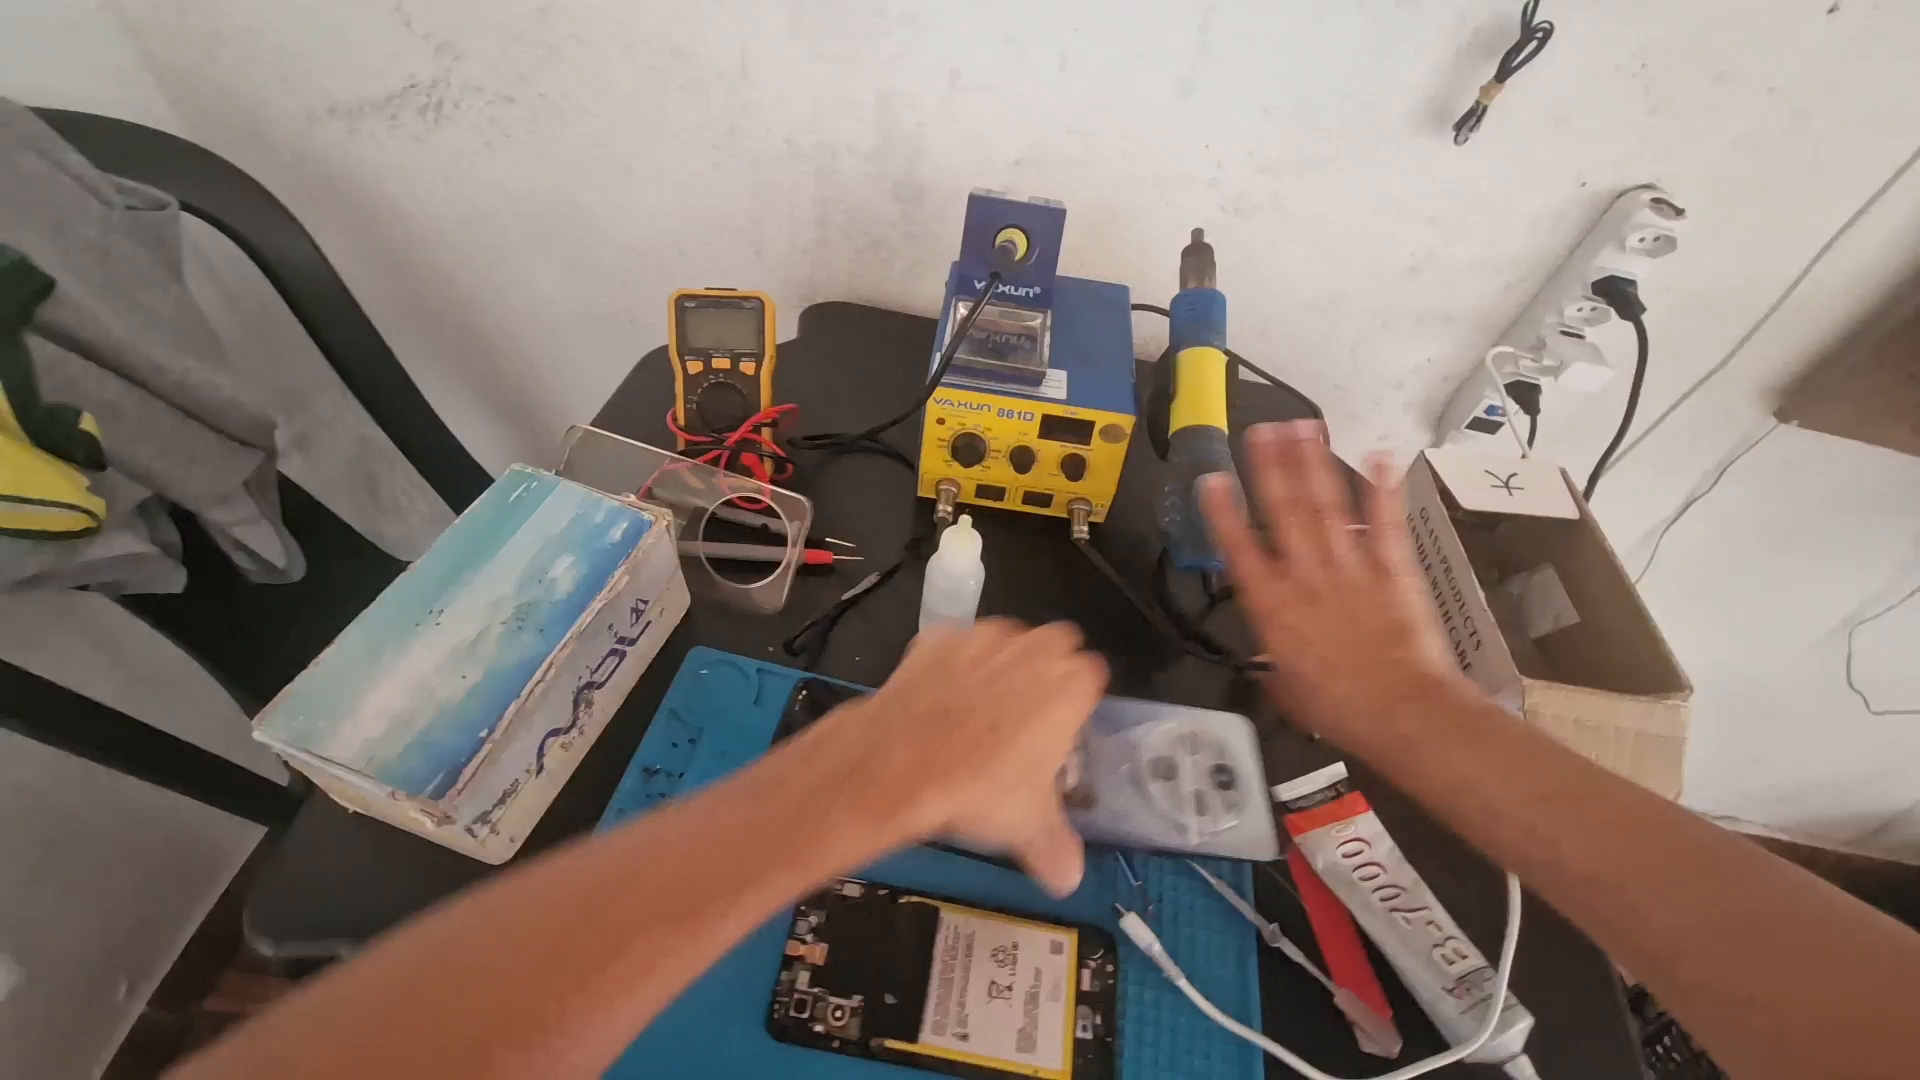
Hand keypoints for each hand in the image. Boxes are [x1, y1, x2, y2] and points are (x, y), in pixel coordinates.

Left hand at [799, 619, 1106, 895]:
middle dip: (1046, 669)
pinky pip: (955, 645)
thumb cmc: (980, 788)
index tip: (1063, 725)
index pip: (1093, 672)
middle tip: (1028, 713)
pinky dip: (952, 664)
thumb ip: (1057, 848)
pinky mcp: (938, 636)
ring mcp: (982, 636)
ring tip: (979, 708)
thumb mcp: (1028, 827)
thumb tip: (1068, 879)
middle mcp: (1032, 647)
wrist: (900, 762)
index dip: (1078, 698)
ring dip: (1000, 663)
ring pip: (1005, 639)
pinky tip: (940, 698)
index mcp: (1070, 683)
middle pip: (1054, 644)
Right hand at [1199, 421, 1470, 744]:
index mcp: (1271, 606)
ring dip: (1313, 464)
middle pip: (1283, 512)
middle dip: (1271, 466)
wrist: (1403, 713)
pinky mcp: (1392, 570)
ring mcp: (1351, 568)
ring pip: (1326, 507)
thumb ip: (1272, 664)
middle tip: (1263, 428)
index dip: (1223, 512)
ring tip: (1304, 426)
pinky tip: (1378, 455)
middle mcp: (1305, 576)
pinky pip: (1384, 523)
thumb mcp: (1287, 688)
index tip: (1212, 479)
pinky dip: (1382, 489)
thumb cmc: (1336, 707)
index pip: (1239, 549)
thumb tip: (1267, 660)